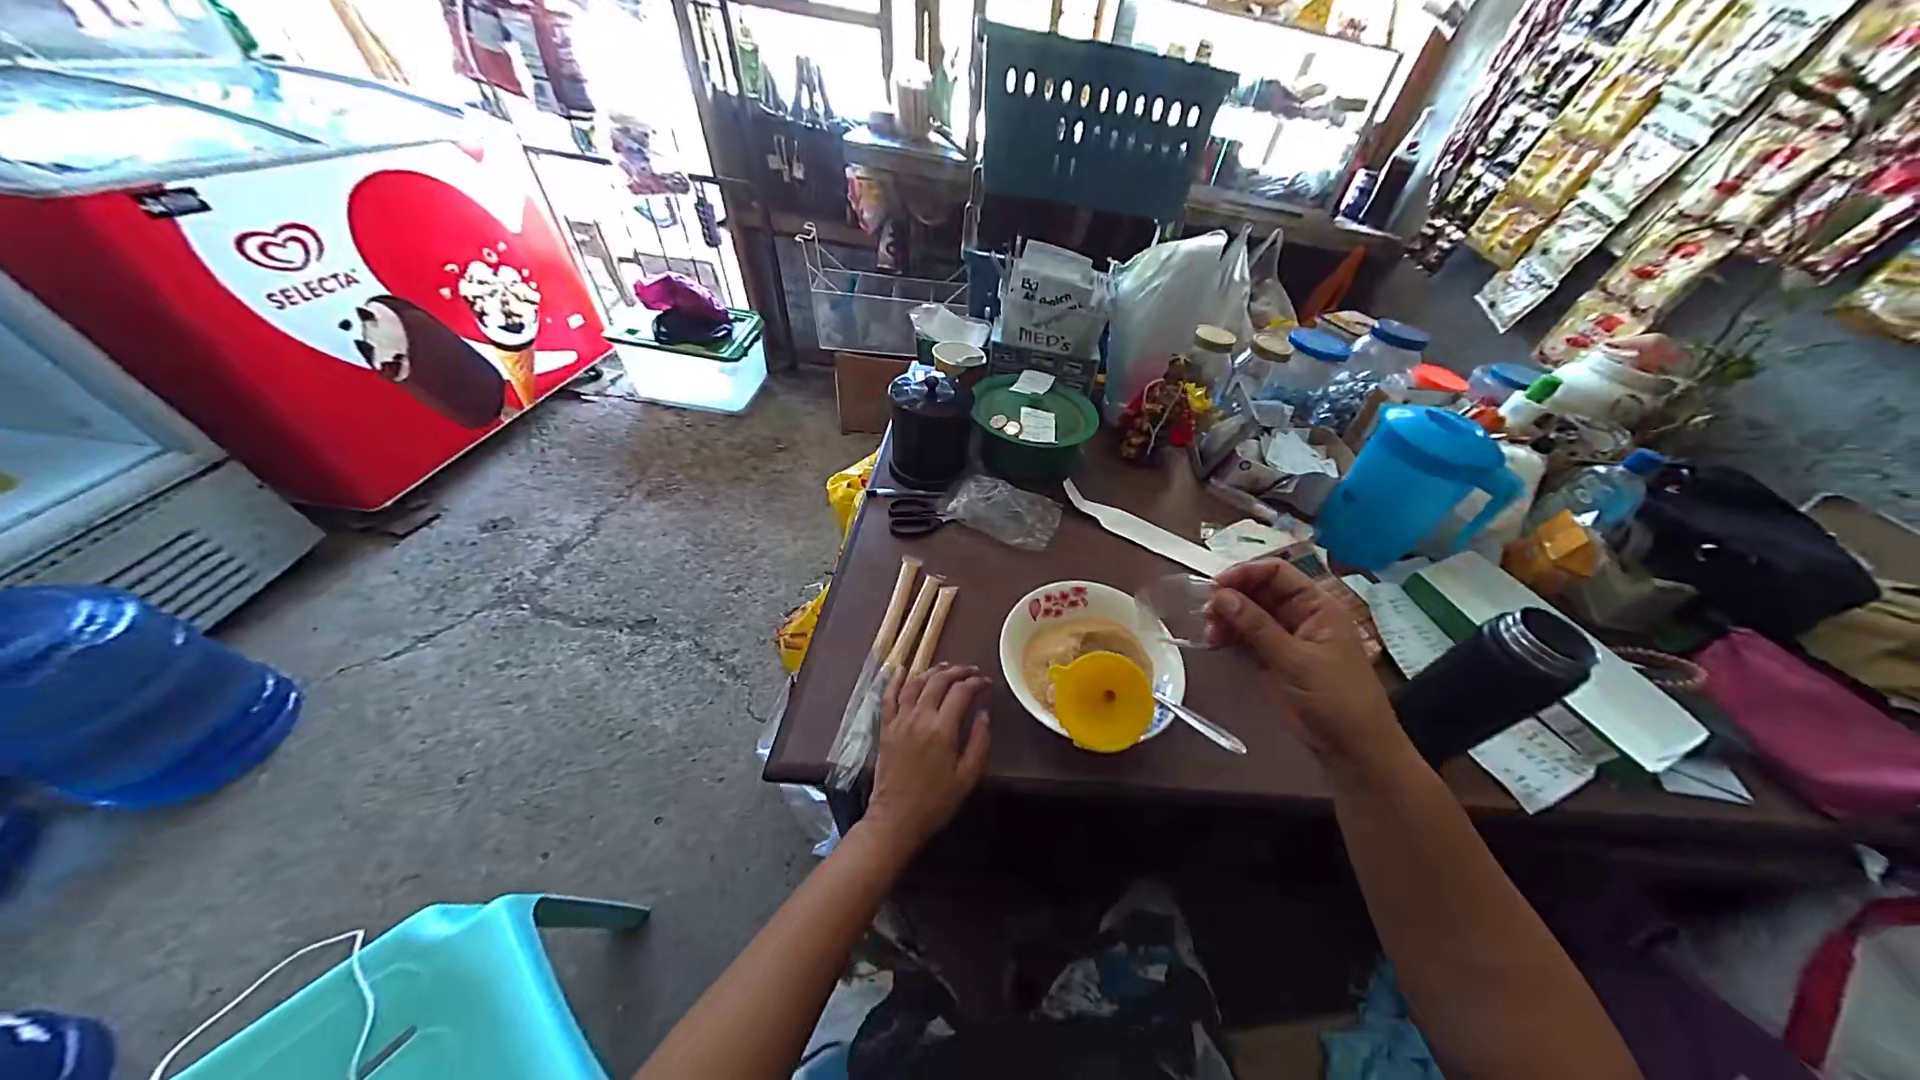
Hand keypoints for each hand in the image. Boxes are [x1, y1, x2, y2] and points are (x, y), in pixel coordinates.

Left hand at [864, 663, 991, 853]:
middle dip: (957, 672)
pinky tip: (903, 670)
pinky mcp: (885, 728)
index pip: (961, 693)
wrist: (896, 819)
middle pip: (938, 682)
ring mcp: (899, 721)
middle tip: (970, 671)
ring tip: (945, 667)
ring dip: (931, 671)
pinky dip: (896, 680)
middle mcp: (919, 718)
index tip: (986, 683)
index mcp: (942, 729)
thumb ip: (978, 742)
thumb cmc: (936, 802)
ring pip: (915, 684)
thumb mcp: (967, 777)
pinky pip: (889, 697)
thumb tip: (984, 714)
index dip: (976, 683)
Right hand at [1205, 558, 1403, 763]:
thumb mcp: (1297, 660)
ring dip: (1226, 618)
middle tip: (1207, 611)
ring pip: (1247, 614)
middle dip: (1231, 597)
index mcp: (1316, 606)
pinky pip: (1244, 638)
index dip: (1246, 573)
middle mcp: (1298, 615)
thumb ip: (1257, 627)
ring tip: (1210, 632)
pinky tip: (1213, 642)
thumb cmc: (1336, 697)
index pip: (1278, 574)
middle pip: (1258, 591)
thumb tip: (1222, 596)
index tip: (1217, 585)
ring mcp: (1283, 637)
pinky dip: (1227, 637)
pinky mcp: (1270, 659)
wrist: (1352, 747)